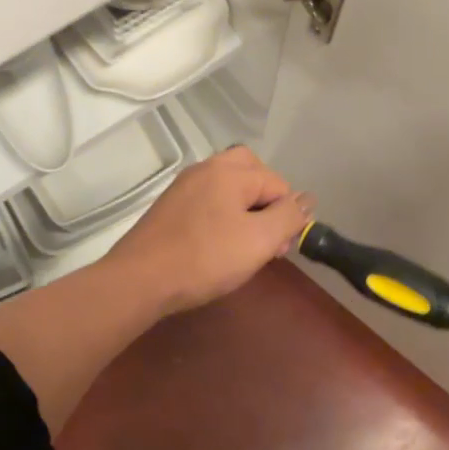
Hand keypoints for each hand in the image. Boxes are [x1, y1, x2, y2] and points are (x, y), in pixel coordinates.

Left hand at [104, 146, 311, 316]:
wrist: (141, 280)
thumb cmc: (205, 259)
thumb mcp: (258, 240)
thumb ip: (288, 216)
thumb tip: (307, 200)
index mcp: (231, 171)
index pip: (278, 184)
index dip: (287, 216)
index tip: (278, 250)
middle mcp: (205, 170)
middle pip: (250, 173)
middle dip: (265, 203)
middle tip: (265, 240)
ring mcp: (183, 188)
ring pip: (227, 189)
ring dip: (243, 213)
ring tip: (243, 249)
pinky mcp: (168, 209)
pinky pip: (206, 204)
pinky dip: (220, 220)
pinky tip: (215, 248)